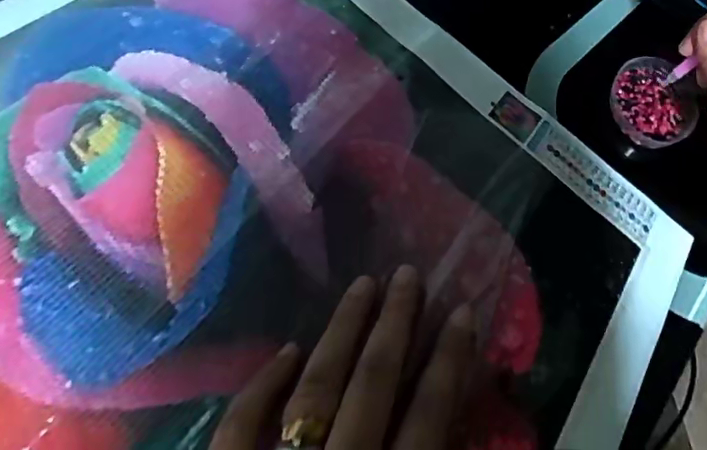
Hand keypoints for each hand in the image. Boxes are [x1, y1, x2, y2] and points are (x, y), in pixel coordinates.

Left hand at [210, 267, 474, 449]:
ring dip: (343, 332)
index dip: (451, 359)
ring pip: (317, 388)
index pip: (431, 415)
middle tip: (409, 274)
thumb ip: (430, 449)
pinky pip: (242, 427)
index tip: (464, 310)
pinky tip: (287, 351)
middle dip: (396, 323)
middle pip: (375, 382)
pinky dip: (263, 386)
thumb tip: (453, 418)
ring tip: (364, 285)